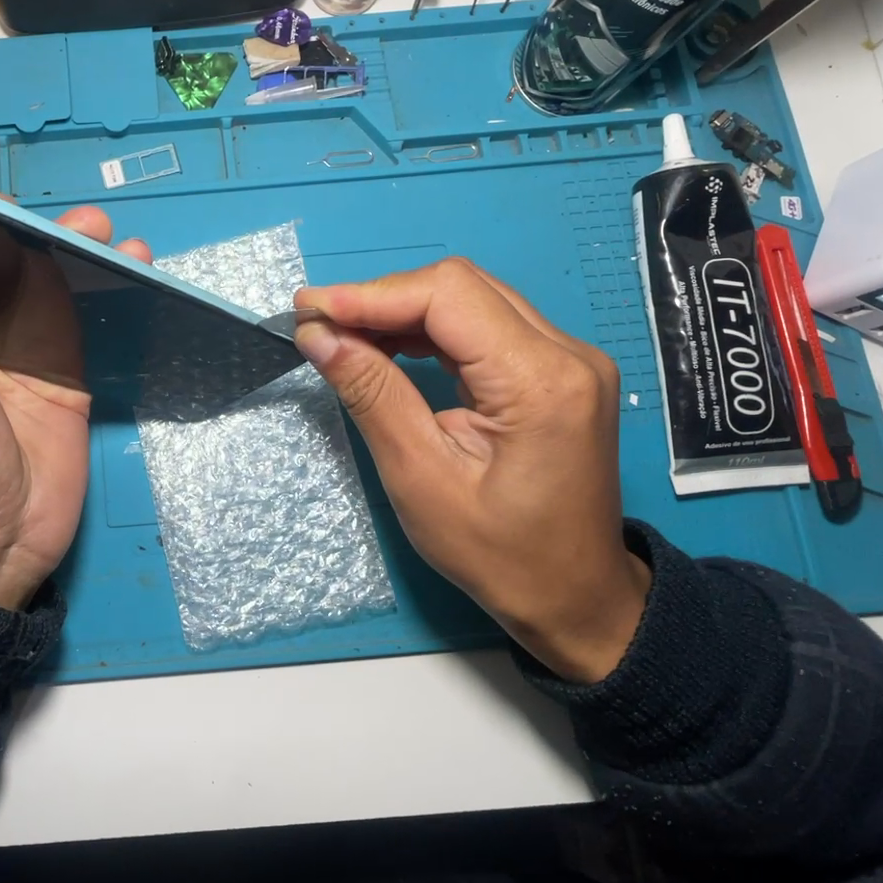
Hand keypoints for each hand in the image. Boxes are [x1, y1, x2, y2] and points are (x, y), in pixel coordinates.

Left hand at [0, 171, 151, 609]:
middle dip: (42, 221)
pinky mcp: (69, 361)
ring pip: (53, 267)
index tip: (13, 205)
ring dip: (82, 243)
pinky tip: (138, 265)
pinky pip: (89, 307)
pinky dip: (111, 279)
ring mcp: (27, 336)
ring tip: (112, 238)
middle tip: (82, 224)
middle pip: (9, 243)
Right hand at [292, 259, 648, 682]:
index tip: (308, 310)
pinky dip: (427, 330)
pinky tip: (387, 346)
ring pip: (471, 299)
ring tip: (341, 335)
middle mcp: (566, 353)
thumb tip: (318, 336)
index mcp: (540, 381)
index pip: (448, 296)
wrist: (574, 596)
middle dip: (380, 299)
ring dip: (400, 311)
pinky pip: (483, 325)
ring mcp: (568, 358)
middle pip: (460, 287)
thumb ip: (372, 395)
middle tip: (318, 324)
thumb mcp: (420, 478)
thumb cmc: (497, 554)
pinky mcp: (556, 370)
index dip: (370, 296)